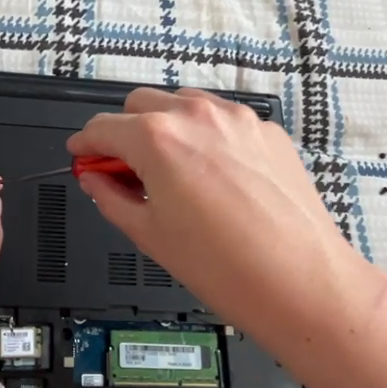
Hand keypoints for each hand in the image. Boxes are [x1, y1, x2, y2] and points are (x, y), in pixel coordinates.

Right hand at [68, 88, 380, 346]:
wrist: (303, 283)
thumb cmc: (229, 268)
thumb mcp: (150, 236)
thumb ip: (111, 197)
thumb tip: (95, 180)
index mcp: (157, 139)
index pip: (102, 127)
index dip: (86, 144)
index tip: (83, 155)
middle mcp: (195, 116)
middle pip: (138, 103)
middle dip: (124, 131)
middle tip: (125, 170)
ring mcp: (235, 118)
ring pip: (181, 103)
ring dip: (165, 126)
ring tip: (173, 172)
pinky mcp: (265, 130)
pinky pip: (222, 119)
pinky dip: (207, 136)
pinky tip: (214, 177)